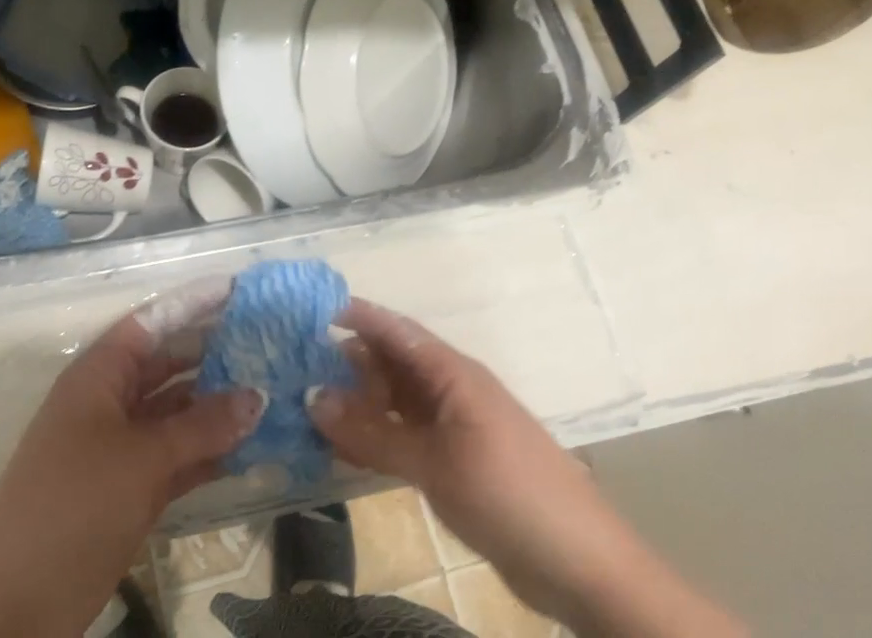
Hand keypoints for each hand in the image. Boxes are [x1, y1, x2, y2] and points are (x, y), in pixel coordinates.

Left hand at [0, 314, 262, 637]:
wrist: (19, 595)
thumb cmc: (75, 501)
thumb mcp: (142, 457)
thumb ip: (201, 426)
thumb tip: (256, 395)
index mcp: (98, 376)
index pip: (150, 324)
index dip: (192, 305)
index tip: (240, 290)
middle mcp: (109, 403)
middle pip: (167, 367)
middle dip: (214, 356)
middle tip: (273, 347)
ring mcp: (120, 449)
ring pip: (176, 415)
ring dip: (219, 408)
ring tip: (276, 392)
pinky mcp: (131, 490)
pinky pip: (178, 459)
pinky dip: (210, 453)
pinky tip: (254, 447)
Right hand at [309, 299, 744, 637]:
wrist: (579, 563)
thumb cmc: (508, 493)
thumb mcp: (434, 462)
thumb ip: (372, 433)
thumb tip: (313, 399)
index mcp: (454, 375)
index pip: (397, 331)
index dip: (357, 316)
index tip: (308, 308)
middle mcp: (452, 393)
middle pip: (393, 364)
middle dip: (347, 360)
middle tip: (293, 364)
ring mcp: (455, 429)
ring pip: (396, 402)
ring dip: (357, 402)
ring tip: (306, 403)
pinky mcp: (455, 463)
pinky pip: (405, 437)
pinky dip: (374, 438)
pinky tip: (341, 448)